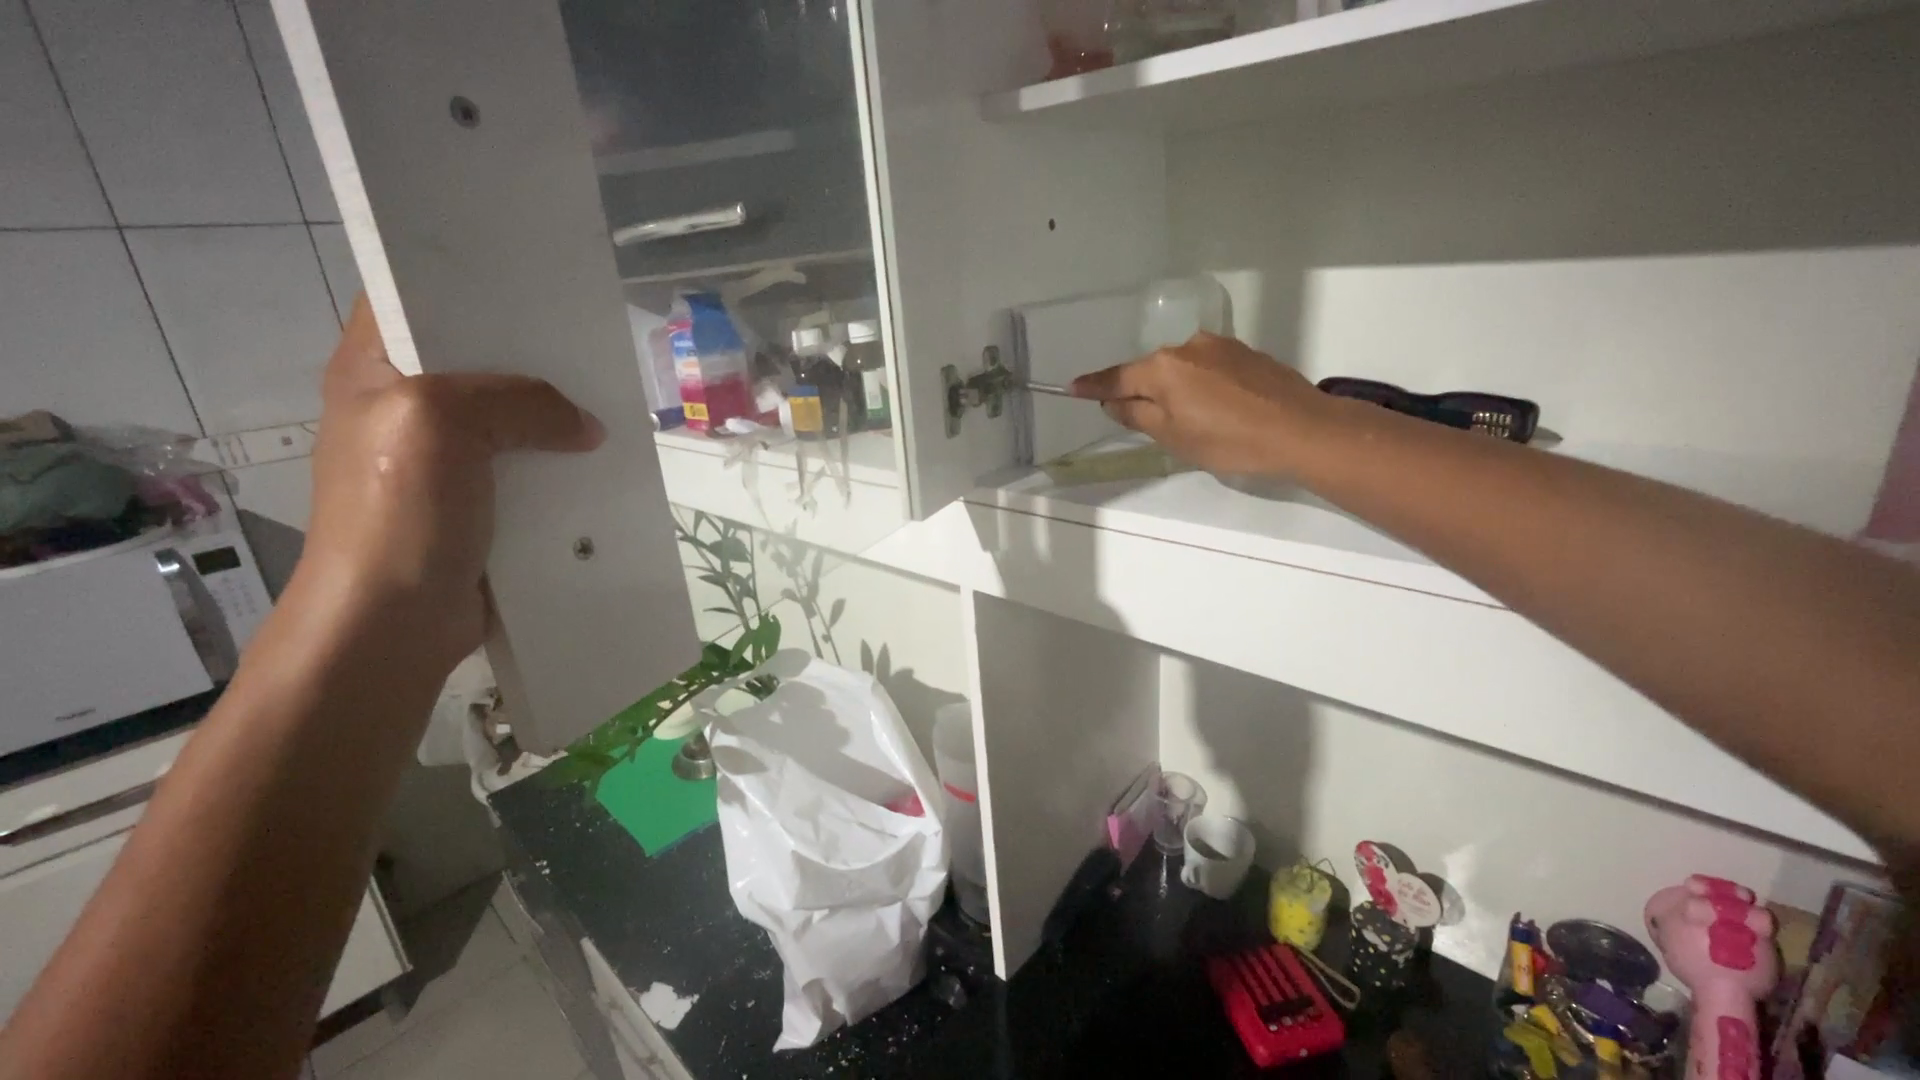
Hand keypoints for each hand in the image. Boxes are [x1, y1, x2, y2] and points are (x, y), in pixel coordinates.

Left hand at [295, 295, 603, 668]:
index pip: (413, 296)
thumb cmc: (397, 513)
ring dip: (556, 413)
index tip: (531, 274)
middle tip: (589, 337)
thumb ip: (520, 401)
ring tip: (608, 398)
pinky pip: (529, 466)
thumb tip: (586, 427)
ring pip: (511, 414)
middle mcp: (407, 405)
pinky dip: (562, 462)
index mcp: (373, 369)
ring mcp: (444, 459)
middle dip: (533, 352)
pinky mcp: (479, 503)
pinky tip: (602, 458)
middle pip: (477, 358)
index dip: (465, 278)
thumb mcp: (442, 422)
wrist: (394, 624)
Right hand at [1070, 332, 1327, 476]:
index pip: (1117, 378)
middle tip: (1144, 421)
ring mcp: (1219, 347)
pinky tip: (1219, 409)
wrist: (1301, 429)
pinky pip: (1208, 369)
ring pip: (1182, 369)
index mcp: (1162, 368)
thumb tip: (1113, 401)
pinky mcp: (1246, 353)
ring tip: (1192, 421)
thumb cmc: (1229, 440)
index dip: (1093, 386)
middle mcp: (1187, 347)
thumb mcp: (1173, 437)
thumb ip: (1137, 414)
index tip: (1072, 388)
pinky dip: (1202, 386)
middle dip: (1142, 391)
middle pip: (1150, 371)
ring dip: (1176, 389)